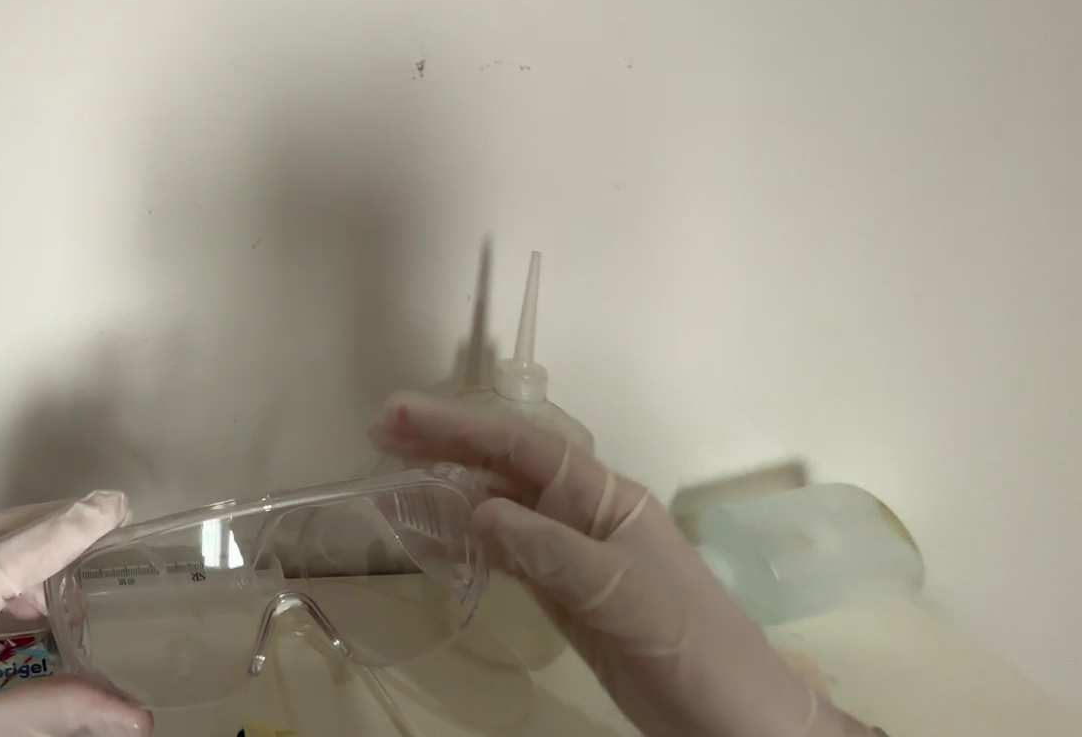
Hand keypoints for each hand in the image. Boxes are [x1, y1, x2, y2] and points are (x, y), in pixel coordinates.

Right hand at [370, 392, 877, 736]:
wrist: (737, 725)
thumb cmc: (689, 643)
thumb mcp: (619, 591)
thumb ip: (545, 546)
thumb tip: (474, 509)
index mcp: (598, 493)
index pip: (515, 443)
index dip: (455, 422)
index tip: (399, 410)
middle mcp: (575, 509)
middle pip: (495, 463)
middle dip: (438, 443)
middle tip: (378, 432)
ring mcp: (564, 547)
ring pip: (489, 505)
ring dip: (439, 492)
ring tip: (387, 486)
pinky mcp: (557, 585)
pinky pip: (495, 551)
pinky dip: (457, 541)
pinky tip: (422, 540)